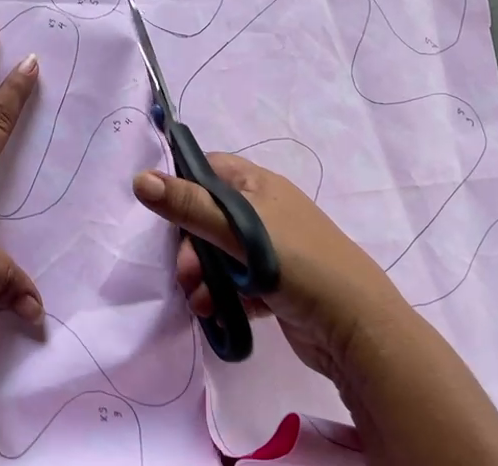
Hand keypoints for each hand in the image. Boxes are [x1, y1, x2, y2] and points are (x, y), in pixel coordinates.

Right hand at [132, 153, 411, 375]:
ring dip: (202, 277)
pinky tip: (216, 314)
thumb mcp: (237, 230)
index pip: (208, 169)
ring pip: (219, 255)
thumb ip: (187, 206)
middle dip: (189, 246)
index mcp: (258, 186)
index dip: (181, 185)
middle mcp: (264, 212)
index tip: (161, 211)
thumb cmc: (297, 263)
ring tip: (200, 302)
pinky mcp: (276, 286)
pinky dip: (223, 296)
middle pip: (207, 217)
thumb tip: (139, 178)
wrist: (358, 329)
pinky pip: (236, 284)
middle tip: (184, 274)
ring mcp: (272, 250)